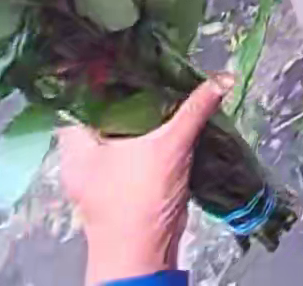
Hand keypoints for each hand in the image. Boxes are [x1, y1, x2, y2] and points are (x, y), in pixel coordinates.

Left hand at [60, 74, 233, 284]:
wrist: (142, 251)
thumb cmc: (139, 197)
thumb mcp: (171, 145)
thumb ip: (197, 106)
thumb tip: (226, 76)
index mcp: (77, 147)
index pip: (79, 100)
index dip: (99, 75)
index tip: (127, 51)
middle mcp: (84, 153)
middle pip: (104, 109)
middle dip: (132, 86)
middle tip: (160, 58)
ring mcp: (104, 166)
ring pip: (124, 124)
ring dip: (148, 105)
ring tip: (174, 77)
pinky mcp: (126, 173)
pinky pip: (139, 137)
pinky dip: (156, 122)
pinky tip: (178, 108)